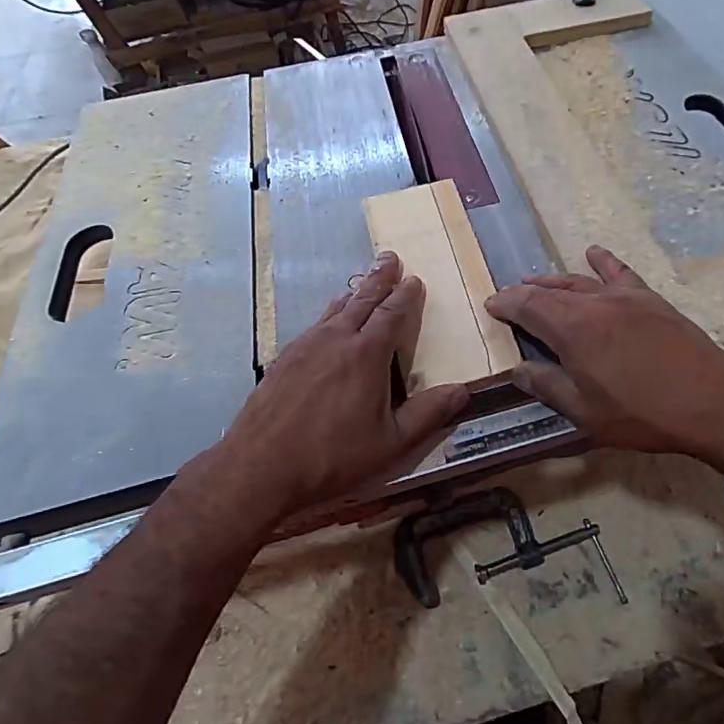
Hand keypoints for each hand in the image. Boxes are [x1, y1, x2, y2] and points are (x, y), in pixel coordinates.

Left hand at [213, 251, 468, 517]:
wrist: (260, 466)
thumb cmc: (332, 457)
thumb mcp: (391, 443)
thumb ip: (428, 415)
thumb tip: (463, 391)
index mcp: (366, 354)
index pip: (392, 313)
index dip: (406, 295)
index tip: (414, 280)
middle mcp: (336, 340)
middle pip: (363, 299)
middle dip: (380, 278)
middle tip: (389, 257)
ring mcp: (306, 346)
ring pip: (335, 309)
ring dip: (354, 292)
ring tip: (363, 283)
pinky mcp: (284, 359)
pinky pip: (315, 324)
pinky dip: (330, 313)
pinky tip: (328, 320)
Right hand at [483, 245, 723, 471]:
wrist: (712, 401)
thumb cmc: (642, 414)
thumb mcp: (584, 412)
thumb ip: (547, 386)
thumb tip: (519, 369)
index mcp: (572, 328)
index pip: (528, 305)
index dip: (506, 303)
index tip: (491, 304)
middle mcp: (594, 303)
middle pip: (551, 290)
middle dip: (525, 292)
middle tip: (509, 297)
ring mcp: (625, 297)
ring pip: (580, 281)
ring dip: (554, 280)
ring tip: (536, 280)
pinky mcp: (651, 300)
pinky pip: (620, 273)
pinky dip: (603, 262)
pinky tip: (594, 253)